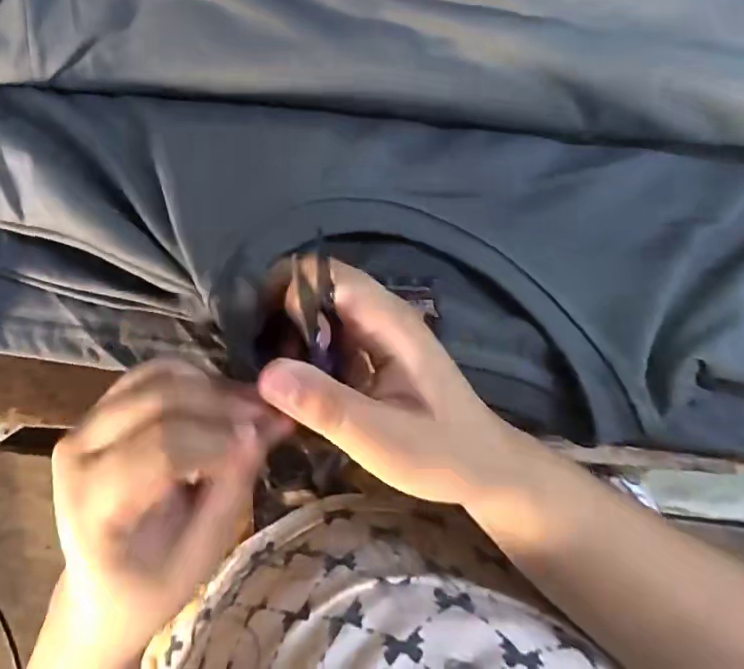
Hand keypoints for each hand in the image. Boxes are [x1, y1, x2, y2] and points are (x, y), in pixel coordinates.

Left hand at [40, 359, 292, 667]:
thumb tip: (263, 429)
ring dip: (209, 384)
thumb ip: (229, 493)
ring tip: (247, 407)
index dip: (215, 438)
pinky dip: (193, 378)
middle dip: (218, 402)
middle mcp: (76, 452)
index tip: (258, 441)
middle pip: (156, 399)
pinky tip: (221, 401)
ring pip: (156, 377)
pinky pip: (151, 374)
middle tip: (264, 413)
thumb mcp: (198, 558)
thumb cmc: (150, 587)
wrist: (102, 588)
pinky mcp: (99, 408)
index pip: (159, 449)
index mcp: (91, 504)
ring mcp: (84, 424)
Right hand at [256, 259, 544, 508]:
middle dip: (280, 312)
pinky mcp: (371, 352)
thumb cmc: (442, 454)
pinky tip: (291, 387)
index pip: (326, 273)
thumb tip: (265, 374)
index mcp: (387, 320)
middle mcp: (380, 314)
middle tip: (256, 357)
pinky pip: (327, 336)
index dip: (286, 288)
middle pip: (317, 287)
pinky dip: (303, 352)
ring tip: (267, 374)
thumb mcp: (382, 440)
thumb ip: (327, 406)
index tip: (256, 327)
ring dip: (289, 333)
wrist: (488, 471)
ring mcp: (376, 332)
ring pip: (319, 311)